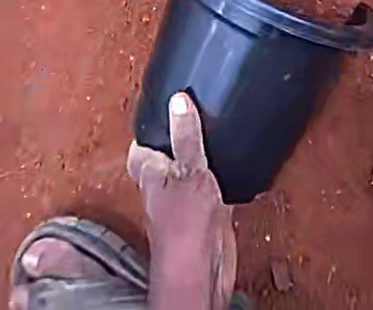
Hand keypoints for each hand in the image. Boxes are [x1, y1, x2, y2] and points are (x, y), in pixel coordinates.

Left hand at [128, 93, 235, 309]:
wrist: (204, 272)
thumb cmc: (186, 228)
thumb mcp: (190, 171)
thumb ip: (186, 138)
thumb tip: (178, 101)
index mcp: (152, 177)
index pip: (141, 150)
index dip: (148, 131)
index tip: (160, 109)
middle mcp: (165, 190)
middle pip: (165, 160)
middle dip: (176, 140)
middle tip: (189, 115)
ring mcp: (185, 203)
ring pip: (188, 172)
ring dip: (198, 156)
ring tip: (211, 131)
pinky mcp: (206, 213)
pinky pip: (211, 186)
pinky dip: (219, 174)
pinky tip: (231, 164)